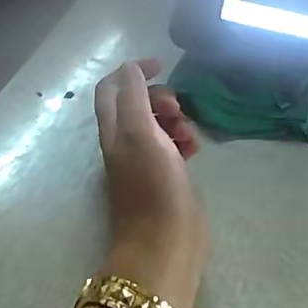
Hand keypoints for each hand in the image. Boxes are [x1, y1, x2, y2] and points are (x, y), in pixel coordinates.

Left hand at [94, 59, 204, 260]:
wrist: (165, 242)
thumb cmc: (154, 186)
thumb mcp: (141, 133)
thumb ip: (134, 97)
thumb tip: (130, 67)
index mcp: (114, 131)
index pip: (112, 88)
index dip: (132, 70)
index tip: (162, 65)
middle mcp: (124, 143)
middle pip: (137, 105)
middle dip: (161, 98)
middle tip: (179, 110)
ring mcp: (144, 161)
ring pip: (158, 125)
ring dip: (175, 119)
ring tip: (189, 133)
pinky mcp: (164, 177)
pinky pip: (172, 146)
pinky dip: (184, 140)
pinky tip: (195, 148)